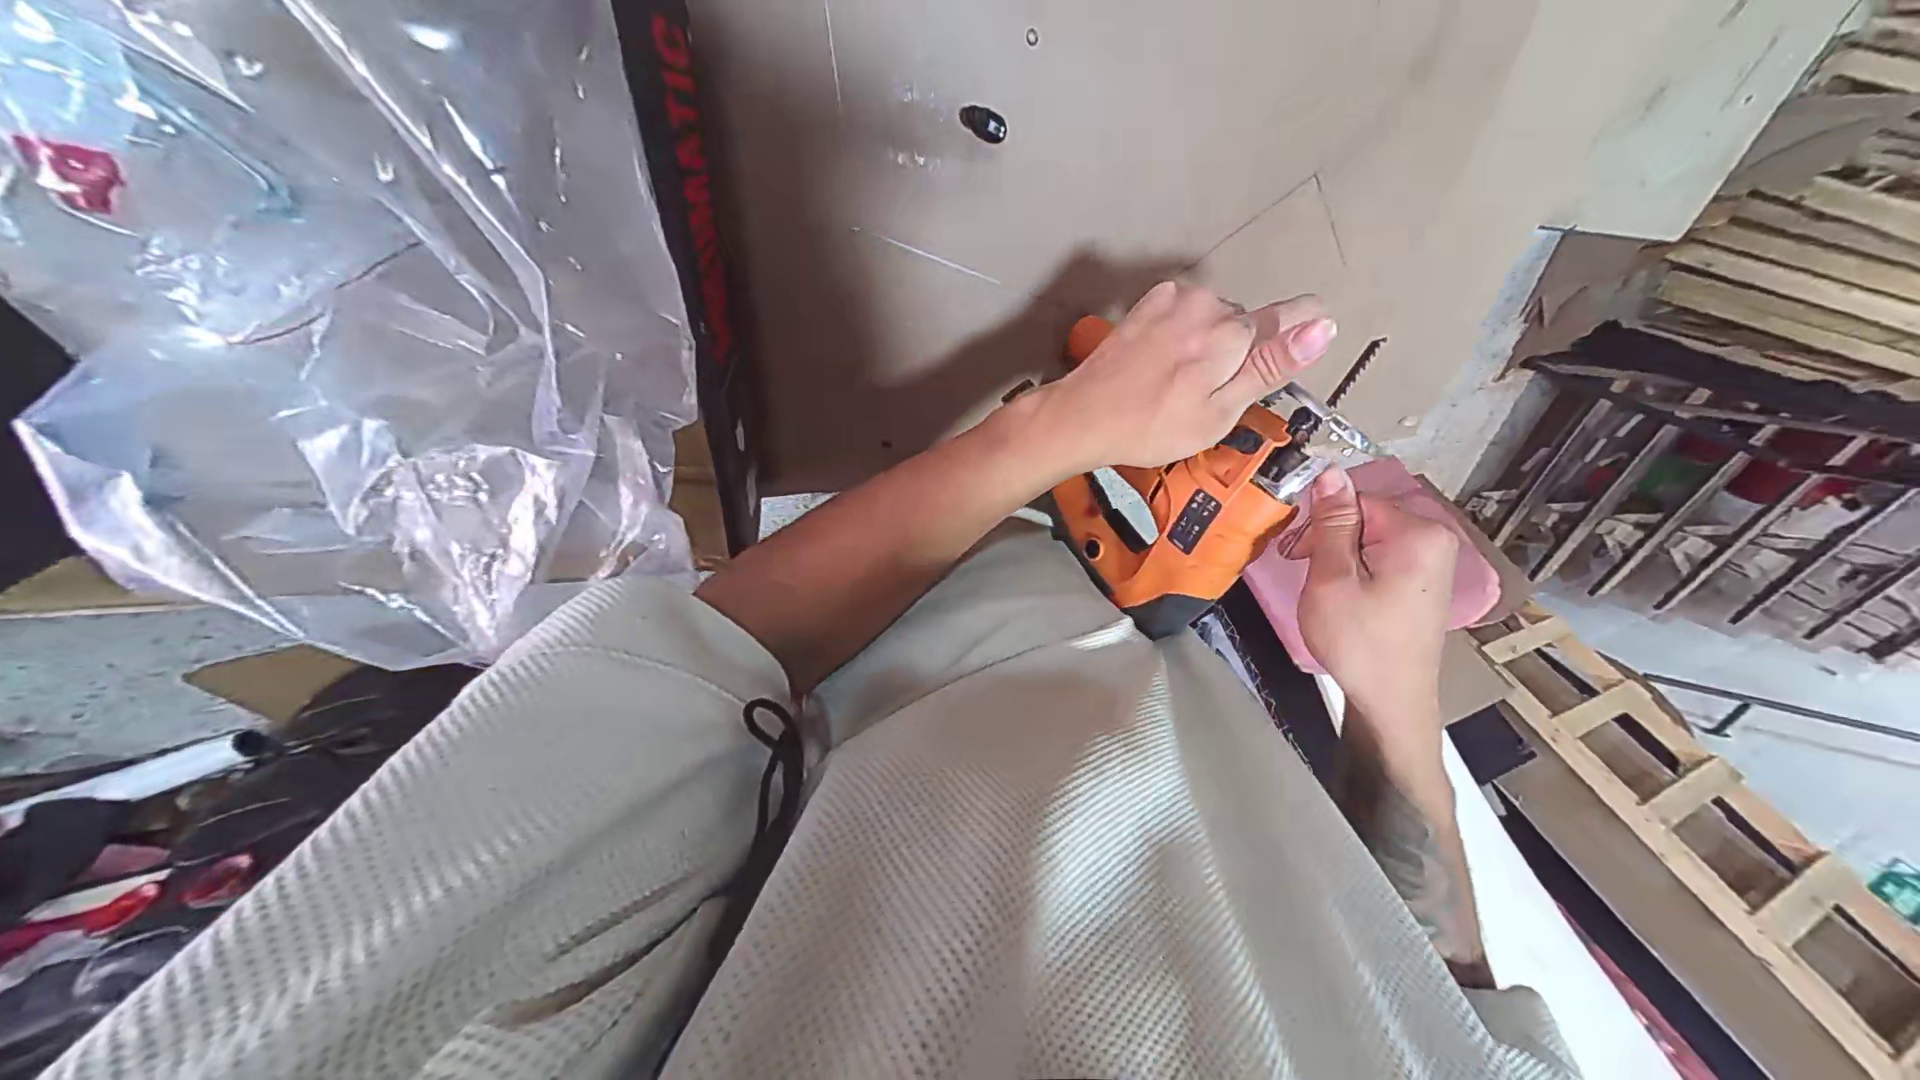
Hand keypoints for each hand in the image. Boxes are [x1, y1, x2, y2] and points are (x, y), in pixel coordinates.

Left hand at [1033, 282, 1335, 472]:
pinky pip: (1184, 311)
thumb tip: (1323, 328)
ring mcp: (1174, 299)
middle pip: (1247, 322)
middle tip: (1207, 391)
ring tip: (1176, 381)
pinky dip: (1180, 331)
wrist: (1084, 415)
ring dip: (1206, 341)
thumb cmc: (1153, 427)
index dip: (1293, 341)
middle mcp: (1210, 304)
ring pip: (1214, 316)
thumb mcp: (1219, 412)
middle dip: (1238, 350)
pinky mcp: (1148, 303)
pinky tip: (1159, 361)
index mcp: (1235, 334)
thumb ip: (1270, 367)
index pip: (1292, 317)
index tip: (1282, 359)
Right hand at [1293, 467, 1458, 742]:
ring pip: (1372, 536)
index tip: (1297, 553)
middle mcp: (1437, 539)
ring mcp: (1436, 562)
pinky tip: (1345, 593)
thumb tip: (1329, 472)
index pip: (1355, 498)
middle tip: (1304, 569)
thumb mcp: (1332, 577)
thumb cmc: (1358, 641)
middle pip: (1367, 515)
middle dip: (1330, 536)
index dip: (1320, 522)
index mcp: (1418, 533)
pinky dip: (1359, 567)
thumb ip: (1331, 522)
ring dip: (1341, 553)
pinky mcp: (1427, 581)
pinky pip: (1385, 555)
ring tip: (1323, 586)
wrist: (1391, 699)